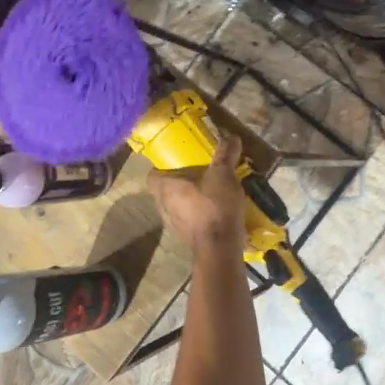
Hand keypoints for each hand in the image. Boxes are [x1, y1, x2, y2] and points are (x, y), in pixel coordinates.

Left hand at [148, 135, 246, 255]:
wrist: (220, 247)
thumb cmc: (214, 206)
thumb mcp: (223, 174)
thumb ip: (226, 155)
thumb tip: (232, 136)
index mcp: (166, 188)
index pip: (152, 175)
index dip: (162, 167)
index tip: (179, 162)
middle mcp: (163, 206)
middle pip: (165, 190)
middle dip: (180, 182)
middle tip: (199, 173)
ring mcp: (174, 224)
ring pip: (176, 206)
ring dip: (189, 199)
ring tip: (209, 190)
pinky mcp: (187, 237)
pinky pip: (188, 220)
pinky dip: (198, 214)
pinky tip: (216, 209)